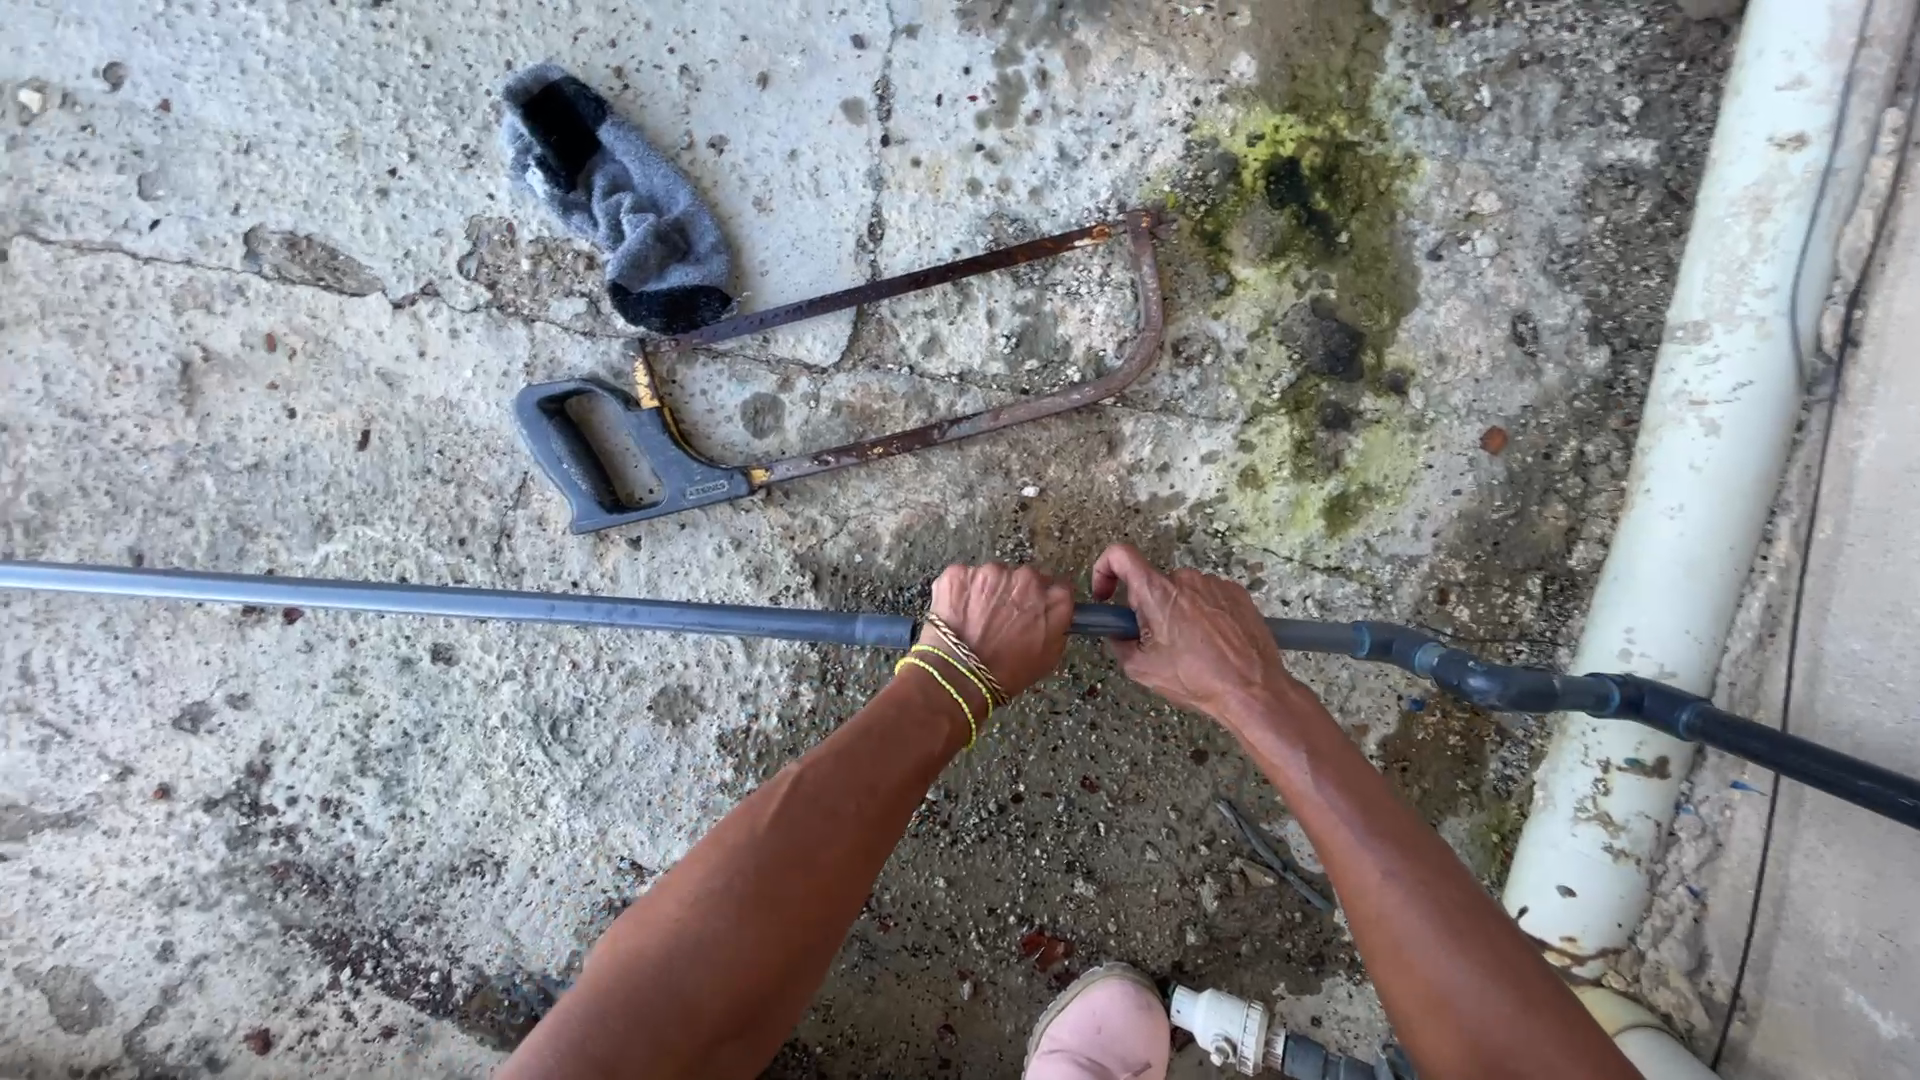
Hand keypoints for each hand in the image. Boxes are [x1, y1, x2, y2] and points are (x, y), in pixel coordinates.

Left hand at [918, 563, 1073, 702]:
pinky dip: (960, 593)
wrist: (960, 676)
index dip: (1043, 600)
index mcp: (1054, 599)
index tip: (1033, 610)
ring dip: (987, 592)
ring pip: (992, 576)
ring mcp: (991, 573)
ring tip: (976, 622)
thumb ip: (1057, 625)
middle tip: (1001, 619)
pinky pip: (963, 578)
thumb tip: (1053, 613)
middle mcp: (1026, 579)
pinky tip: (957, 616)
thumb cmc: (1005, 672)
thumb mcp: (1049, 656)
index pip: (1056, 588)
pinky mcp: (959, 574)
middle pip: (1024, 578)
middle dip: (1014, 594)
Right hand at [1090, 543, 1302, 726]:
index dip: (1104, 569)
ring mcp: (1214, 583)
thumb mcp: (1141, 668)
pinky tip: (1212, 642)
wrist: (1252, 689)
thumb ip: (1119, 642)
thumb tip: (1118, 632)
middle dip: (1150, 608)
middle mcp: (1185, 579)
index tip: (1107, 593)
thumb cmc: (1198, 679)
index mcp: (1157, 592)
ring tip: (1191, 647)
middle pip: (1153, 583)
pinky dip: (1203, 613)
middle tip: (1158, 641)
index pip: (1119, 555)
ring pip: (1181, 591)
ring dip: (1178, 612)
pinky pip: (1208, 596)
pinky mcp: (1236, 593)